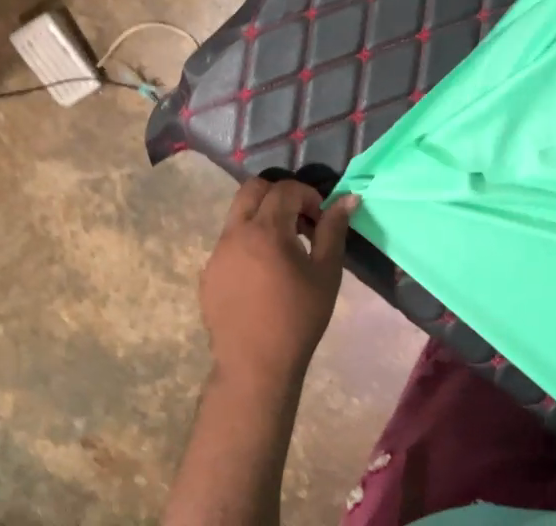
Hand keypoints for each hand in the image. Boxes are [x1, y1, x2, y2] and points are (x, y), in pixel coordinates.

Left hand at [199, 179, 357, 392]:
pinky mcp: (207, 275)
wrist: (256, 366)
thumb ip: (334, 229)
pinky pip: (228, 243)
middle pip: (252, 190)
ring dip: (261, 218)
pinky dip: (247, 243)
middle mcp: (234, 234)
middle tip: (299, 221)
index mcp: (265, 230)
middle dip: (278, 195)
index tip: (320, 219)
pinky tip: (262, 275)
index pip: (284, 189)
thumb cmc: (299, 317)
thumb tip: (347, 198)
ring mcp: (216, 254)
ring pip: (236, 215)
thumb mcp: (326, 272)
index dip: (307, 196)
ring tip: (282, 250)